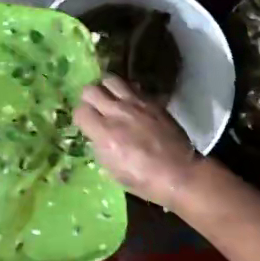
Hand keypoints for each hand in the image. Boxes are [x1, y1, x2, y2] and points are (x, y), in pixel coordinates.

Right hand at [73, 76, 203, 208]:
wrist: (178, 173)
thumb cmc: (143, 180)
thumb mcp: (112, 170)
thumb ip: (100, 147)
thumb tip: (95, 135)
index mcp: (105, 133)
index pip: (80, 111)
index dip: (80, 118)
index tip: (85, 125)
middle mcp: (117, 113)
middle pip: (91, 90)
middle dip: (89, 98)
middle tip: (95, 108)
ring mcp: (136, 104)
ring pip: (111, 80)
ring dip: (106, 88)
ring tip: (110, 99)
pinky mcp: (152, 101)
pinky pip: (132, 86)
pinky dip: (126, 91)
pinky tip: (129, 103)